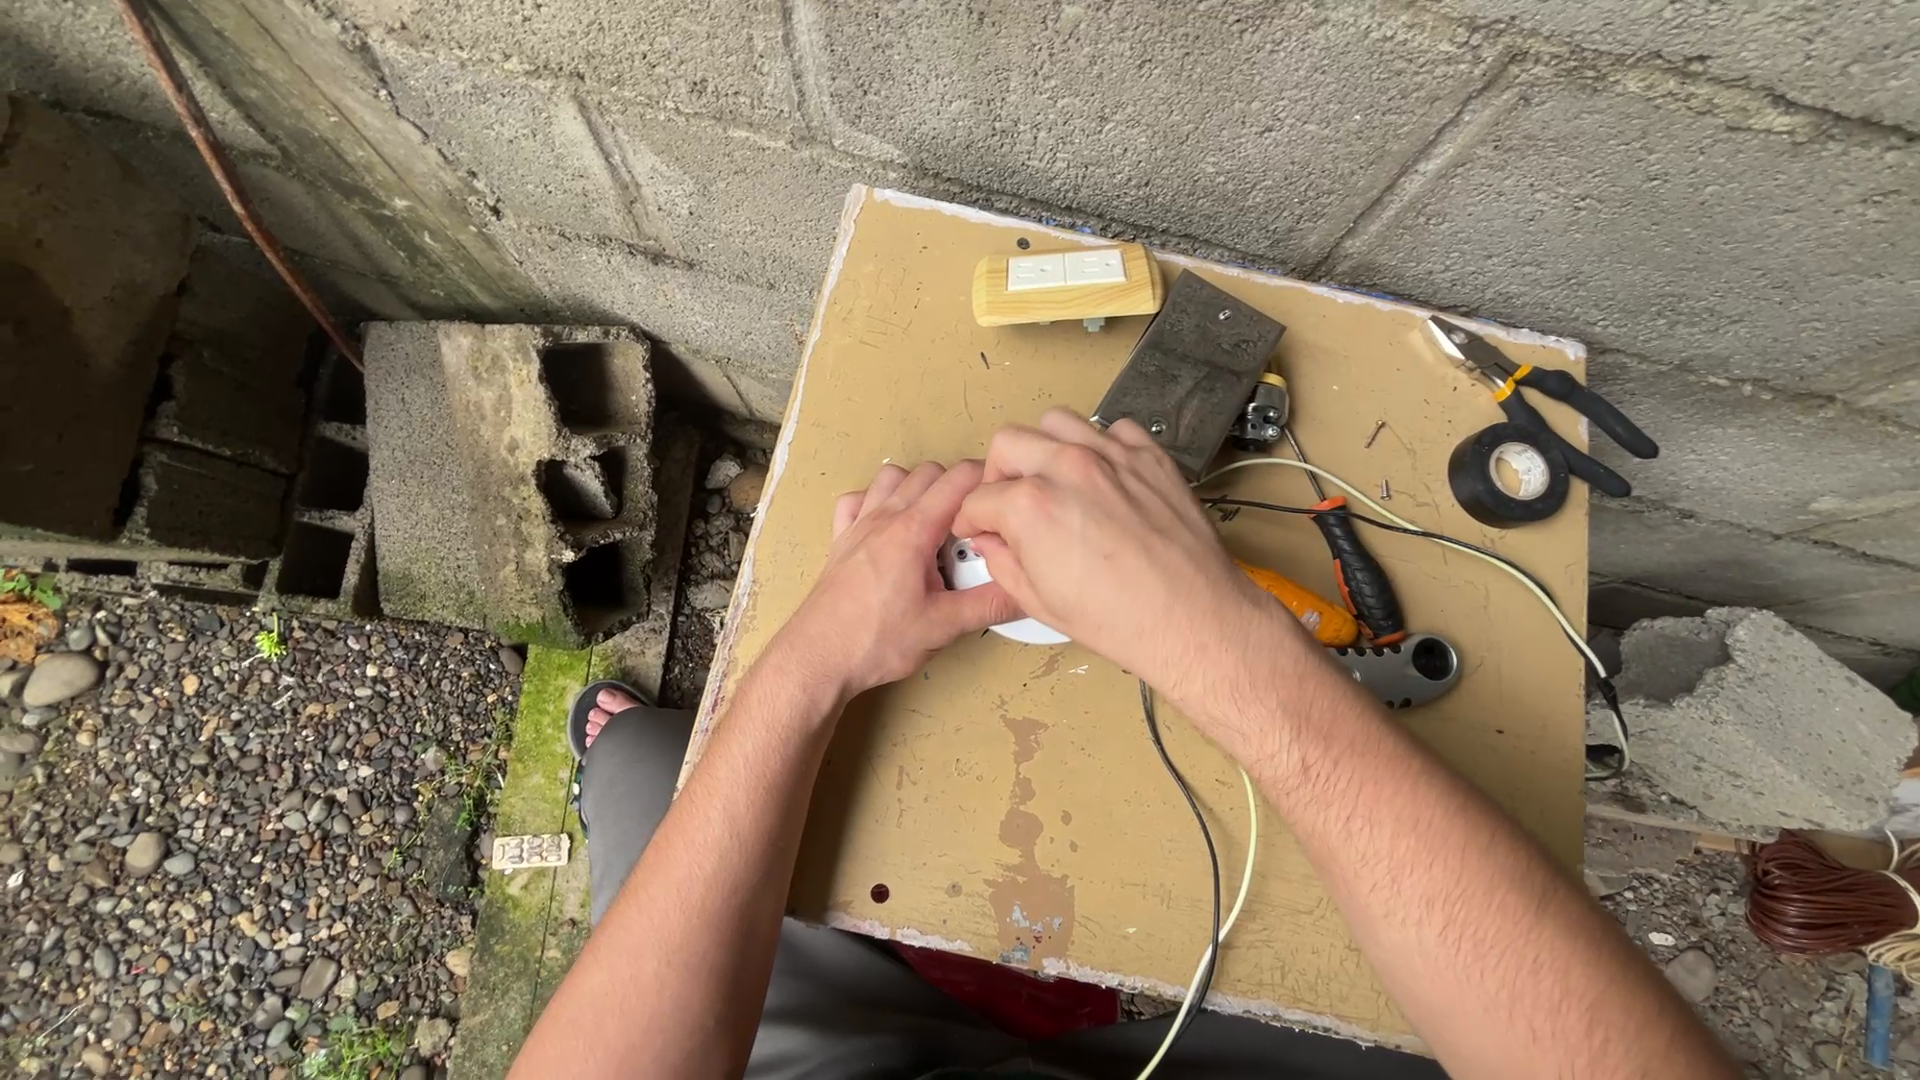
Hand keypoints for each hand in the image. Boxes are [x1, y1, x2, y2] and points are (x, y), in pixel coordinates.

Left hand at [774, 460, 1020, 702]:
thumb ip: (989, 605)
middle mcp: (884, 517)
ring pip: (892, 477)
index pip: (959, 478)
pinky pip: (857, 501)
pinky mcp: (840, 541)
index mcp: (912, 530)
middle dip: (958, 488)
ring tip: (934, 524)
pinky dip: (876, 501)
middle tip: (973, 526)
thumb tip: (1025, 592)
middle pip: (929, 472)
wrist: (818, 658)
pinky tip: (888, 527)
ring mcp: (858, 525)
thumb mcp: (943, 627)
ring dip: (918, 488)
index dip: (987, 483)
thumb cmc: (874, 641)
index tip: (1000, 506)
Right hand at [952, 408, 1312, 714]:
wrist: (1191, 618)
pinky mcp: (1149, 457)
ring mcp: (1112, 456)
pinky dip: (1099, 447)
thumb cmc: (1122, 619)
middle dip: (997, 474)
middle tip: (1006, 501)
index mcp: (1031, 506)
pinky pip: (1113, 430)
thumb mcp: (1039, 602)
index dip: (971, 519)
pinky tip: (1101, 477)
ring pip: (1056, 422)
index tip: (979, 528)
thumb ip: (1002, 563)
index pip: (978, 497)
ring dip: (1044, 448)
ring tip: (1051, 479)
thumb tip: (993, 544)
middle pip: (1007, 443)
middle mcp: (1068, 468)